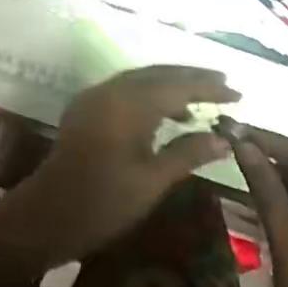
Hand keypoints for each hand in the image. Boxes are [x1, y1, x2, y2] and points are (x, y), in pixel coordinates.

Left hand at [3, 66, 238, 264]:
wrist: (50, 212)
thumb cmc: (106, 200)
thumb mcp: (153, 180)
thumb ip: (188, 153)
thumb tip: (224, 137)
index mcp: (128, 102)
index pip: (176, 85)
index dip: (208, 87)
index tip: (237, 92)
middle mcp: (110, 89)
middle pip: (156, 74)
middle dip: (190, 77)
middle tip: (224, 83)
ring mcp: (94, 96)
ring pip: (139, 79)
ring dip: (169, 85)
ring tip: (200, 104)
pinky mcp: (86, 108)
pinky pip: (123, 90)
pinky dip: (148, 94)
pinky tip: (165, 115)